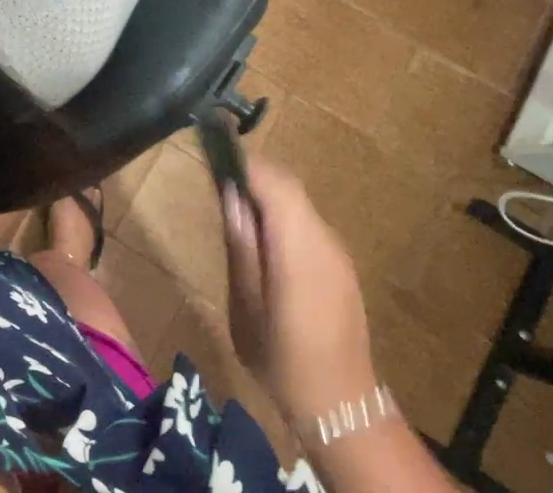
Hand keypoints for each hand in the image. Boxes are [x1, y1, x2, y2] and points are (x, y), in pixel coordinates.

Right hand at [223, 156, 379, 425]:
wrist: (342, 406)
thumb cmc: (282, 358)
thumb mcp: (246, 303)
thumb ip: (241, 246)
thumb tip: (231, 197)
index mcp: (299, 248)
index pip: (275, 182)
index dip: (243, 160)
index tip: (211, 146)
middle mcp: (324, 241)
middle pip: (289, 188)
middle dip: (251, 174)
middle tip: (212, 176)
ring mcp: (337, 255)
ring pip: (298, 205)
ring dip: (265, 195)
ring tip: (229, 205)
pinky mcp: (340, 269)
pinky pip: (306, 226)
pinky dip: (279, 216)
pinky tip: (258, 238)